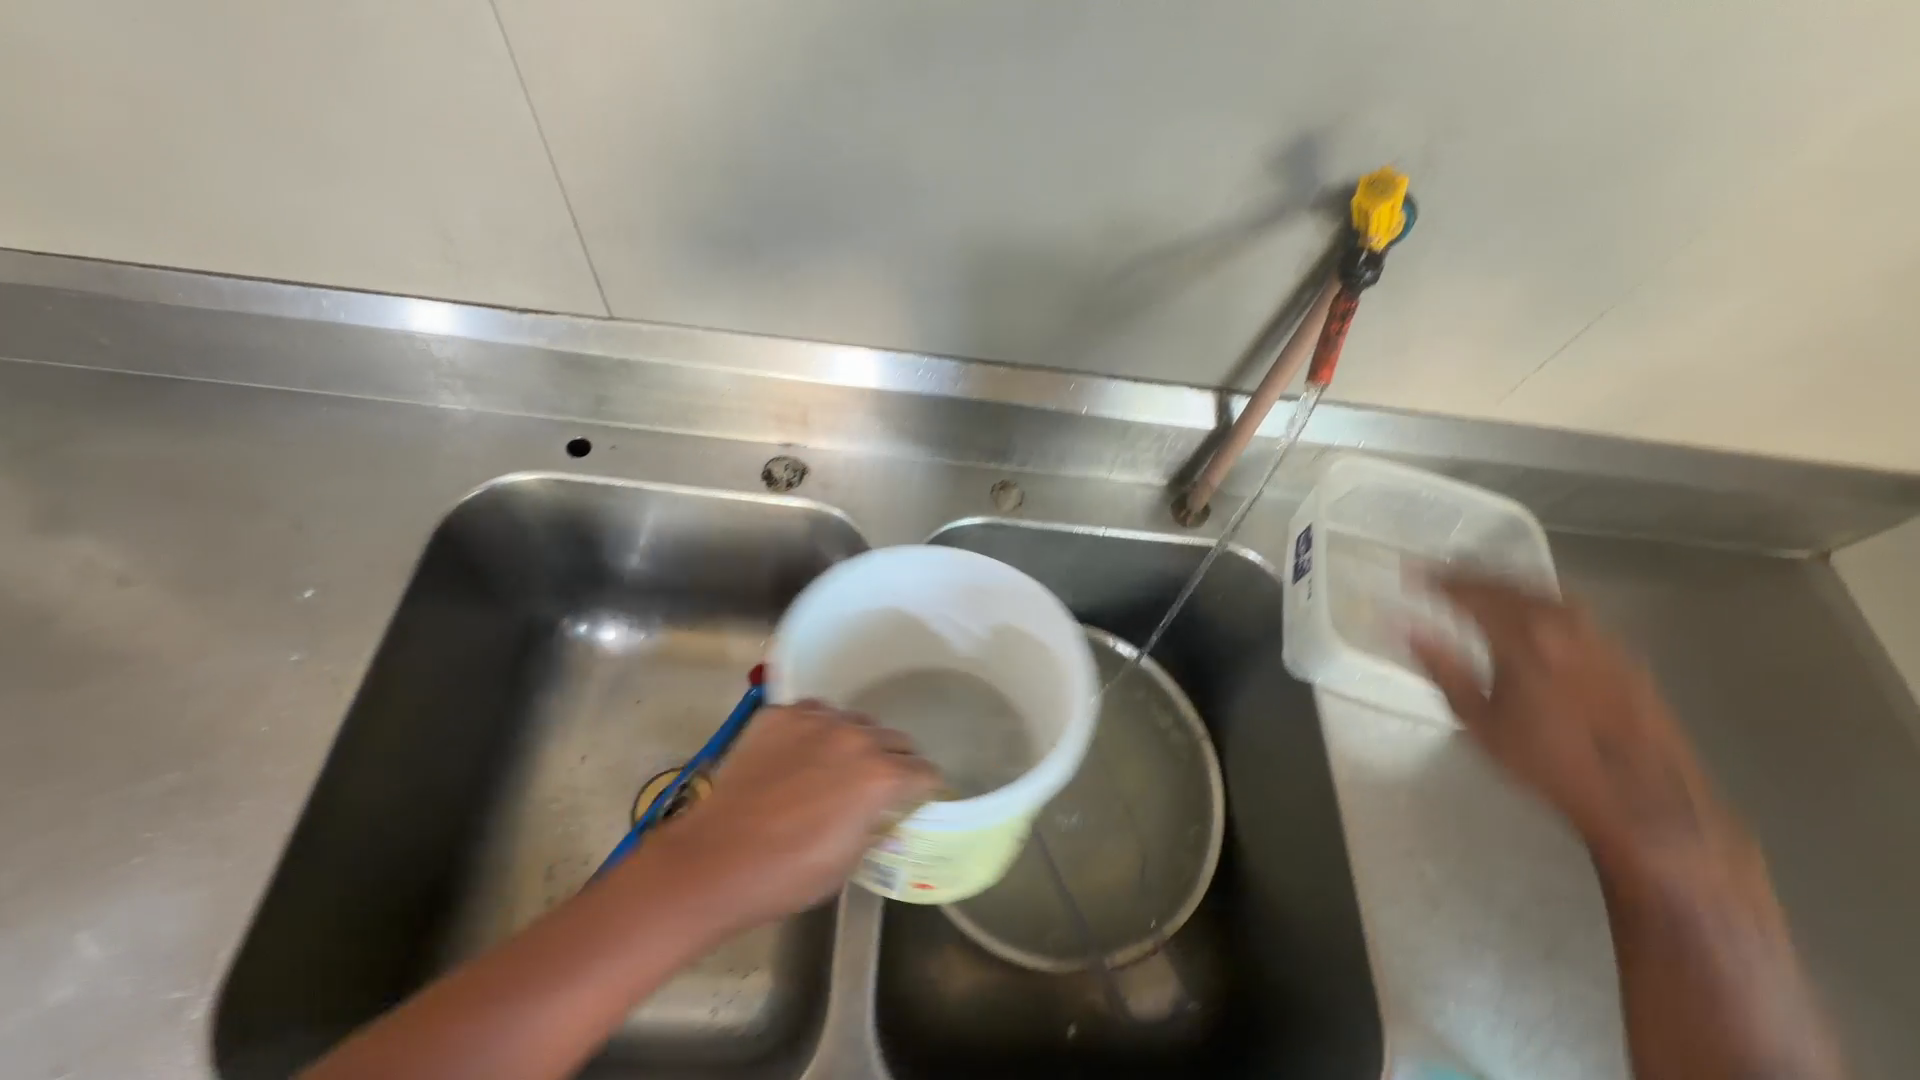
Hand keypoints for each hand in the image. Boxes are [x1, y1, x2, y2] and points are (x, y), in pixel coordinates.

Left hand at [634, 701, 940, 928]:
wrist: (716, 859)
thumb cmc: (789, 874)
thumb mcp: (850, 860)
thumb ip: (876, 825)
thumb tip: (881, 813)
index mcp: (882, 776)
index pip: (924, 771)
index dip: (923, 788)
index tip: (914, 798)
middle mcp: (856, 737)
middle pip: (894, 740)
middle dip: (893, 761)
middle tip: (873, 786)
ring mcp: (815, 720)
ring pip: (853, 722)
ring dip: (853, 742)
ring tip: (833, 767)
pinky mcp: (779, 715)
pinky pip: (812, 713)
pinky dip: (814, 731)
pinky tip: (798, 755)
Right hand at [1408, 572, 1731, 867]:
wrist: (1641, 796)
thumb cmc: (1546, 763)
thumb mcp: (1479, 721)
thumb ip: (1443, 668)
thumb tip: (1406, 628)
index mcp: (1523, 636)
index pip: (1472, 593)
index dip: (1439, 581)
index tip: (1413, 574)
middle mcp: (1562, 624)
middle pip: (1510, 583)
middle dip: (1472, 575)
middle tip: (1444, 574)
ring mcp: (1597, 634)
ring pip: (1544, 592)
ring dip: (1508, 584)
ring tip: (1484, 587)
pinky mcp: (1619, 650)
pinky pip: (1570, 610)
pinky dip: (1539, 602)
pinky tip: (1531, 616)